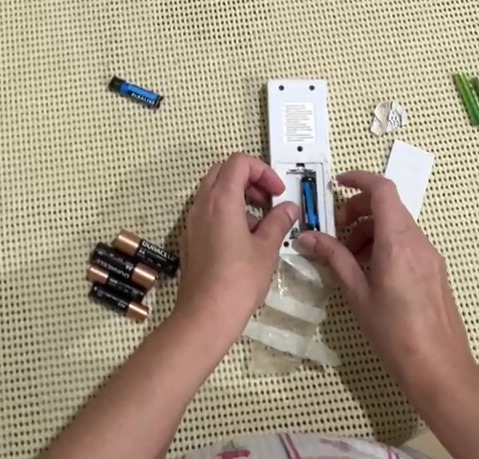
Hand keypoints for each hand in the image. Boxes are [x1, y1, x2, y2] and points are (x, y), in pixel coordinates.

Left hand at [173, 153, 299, 332]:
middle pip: (223, 171)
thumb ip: (278, 222)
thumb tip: (289, 208)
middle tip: (267, 199)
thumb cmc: (239, 280)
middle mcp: (202, 204)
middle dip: (248, 179)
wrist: (204, 316)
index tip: (277, 192)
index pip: (239, 162)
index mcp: (222, 199)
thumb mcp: (266, 249)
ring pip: (213, 190)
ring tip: (259, 223)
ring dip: (237, 195)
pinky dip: (225, 212)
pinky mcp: (189, 238)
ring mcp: (192, 221)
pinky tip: (242, 240)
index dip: (262, 170)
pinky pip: (207, 211)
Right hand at [297, 171, 476, 390]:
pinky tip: (372, 272)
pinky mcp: (436, 270)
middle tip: (337, 232)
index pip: (382, 189)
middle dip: (359, 210)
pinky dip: (386, 244)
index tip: (337, 185)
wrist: (440, 370)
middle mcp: (418, 241)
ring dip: (371, 230)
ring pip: (397, 225)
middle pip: (388, 205)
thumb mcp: (357, 294)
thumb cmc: (394, 333)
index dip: (359, 179)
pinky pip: (408, 242)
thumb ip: (334, 258)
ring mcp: (430, 255)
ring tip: (351, 258)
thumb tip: (307, 237)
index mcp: (397, 241)